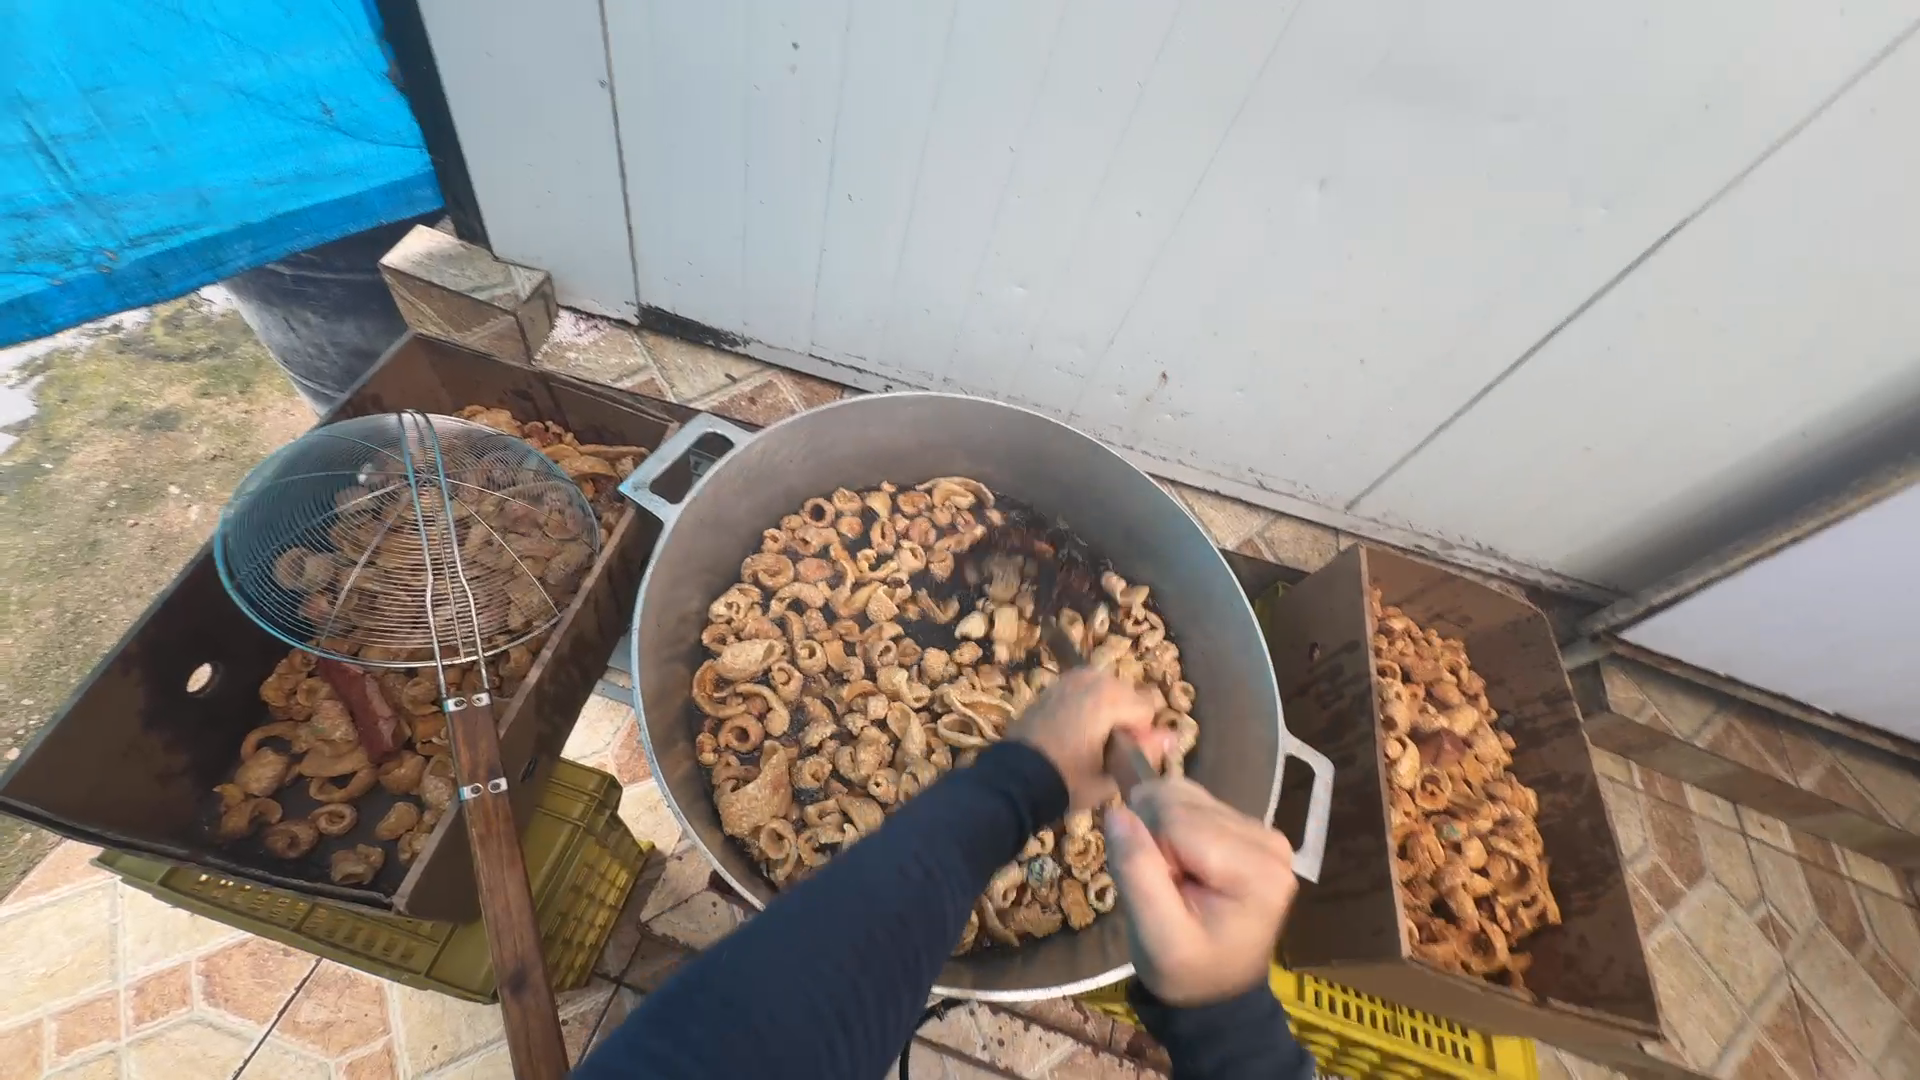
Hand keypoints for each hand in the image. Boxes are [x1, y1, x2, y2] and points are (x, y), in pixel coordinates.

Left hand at [1008, 669, 1156, 809]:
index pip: (1146, 709)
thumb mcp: (1112, 775)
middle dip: (1124, 718)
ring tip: (1091, 742)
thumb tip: (1173, 735)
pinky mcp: (1053, 686)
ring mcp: (1068, 679)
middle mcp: (1090, 679)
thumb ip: (1146, 752)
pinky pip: (1085, 691)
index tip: (1122, 757)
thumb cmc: (1067, 780)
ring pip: (1107, 690)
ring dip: (1107, 711)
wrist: (1015, 778)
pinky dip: (1087, 706)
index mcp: (1108, 697)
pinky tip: (1075, 732)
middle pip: (1127, 695)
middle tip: (1106, 751)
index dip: (1140, 736)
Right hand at [1104, 776, 1295, 1005]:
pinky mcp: (1244, 824)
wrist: (1214, 987)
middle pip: (1179, 801)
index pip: (1175, 819)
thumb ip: (1138, 872)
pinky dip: (1168, 823)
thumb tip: (1118, 813)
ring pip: (1180, 794)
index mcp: (1257, 870)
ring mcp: (1259, 829)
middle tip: (1162, 883)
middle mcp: (1267, 840)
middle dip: (1154, 835)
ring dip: (1158, 828)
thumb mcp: (1157, 937)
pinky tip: (1178, 858)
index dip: (1151, 848)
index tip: (1159, 889)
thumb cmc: (1188, 969)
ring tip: (1169, 873)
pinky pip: (1187, 798)